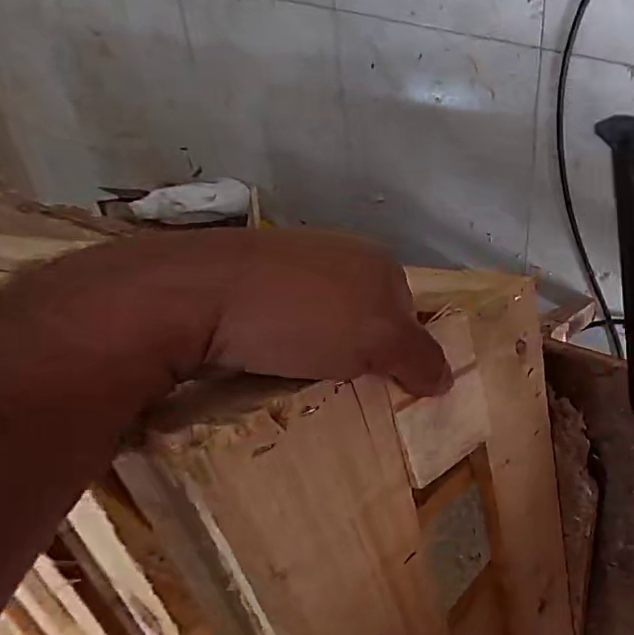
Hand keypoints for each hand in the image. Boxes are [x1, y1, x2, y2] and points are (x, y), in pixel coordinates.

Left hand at [45, 228, 452, 397]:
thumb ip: (421, 360)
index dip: (401, 352)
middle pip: (365, 314)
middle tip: (342, 384)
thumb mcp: (379, 344)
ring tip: (299, 375)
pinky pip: (278, 315)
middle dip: (358, 351)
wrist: (186, 295)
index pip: (410, 313)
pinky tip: (262, 358)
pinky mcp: (239, 274)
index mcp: (377, 259)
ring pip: (320, 316)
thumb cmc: (301, 316)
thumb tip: (447, 379)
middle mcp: (337, 250)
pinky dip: (277, 340)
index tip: (383, 383)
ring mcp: (285, 258)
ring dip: (317, 348)